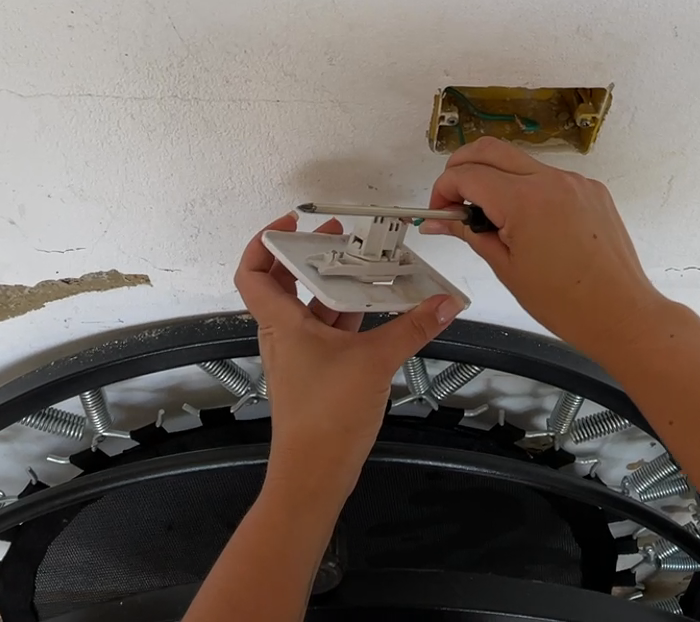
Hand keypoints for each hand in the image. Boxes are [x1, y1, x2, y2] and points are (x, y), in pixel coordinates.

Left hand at [235, 213, 462, 505]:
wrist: (315, 475)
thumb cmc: (328, 414)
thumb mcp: (375, 361)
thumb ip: (412, 328)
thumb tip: (446, 303)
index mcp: (282, 323)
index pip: (253, 272)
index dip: (263, 242)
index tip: (291, 224)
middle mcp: (284, 333)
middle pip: (283, 282)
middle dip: (308, 254)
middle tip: (338, 235)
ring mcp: (299, 354)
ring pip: (310, 306)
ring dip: (332, 283)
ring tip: (364, 263)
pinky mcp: (315, 372)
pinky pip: (327, 329)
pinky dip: (347, 313)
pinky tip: (375, 306)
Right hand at [422, 137, 664, 357]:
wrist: (623, 315)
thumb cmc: (566, 302)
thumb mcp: (505, 267)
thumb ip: (469, 233)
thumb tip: (438, 221)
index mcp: (525, 200)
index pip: (467, 174)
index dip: (443, 189)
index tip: (439, 210)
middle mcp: (551, 180)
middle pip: (489, 149)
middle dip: (462, 167)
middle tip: (452, 198)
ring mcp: (574, 181)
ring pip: (519, 161)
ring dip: (495, 178)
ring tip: (492, 217)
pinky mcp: (591, 189)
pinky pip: (547, 177)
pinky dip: (527, 189)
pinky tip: (528, 223)